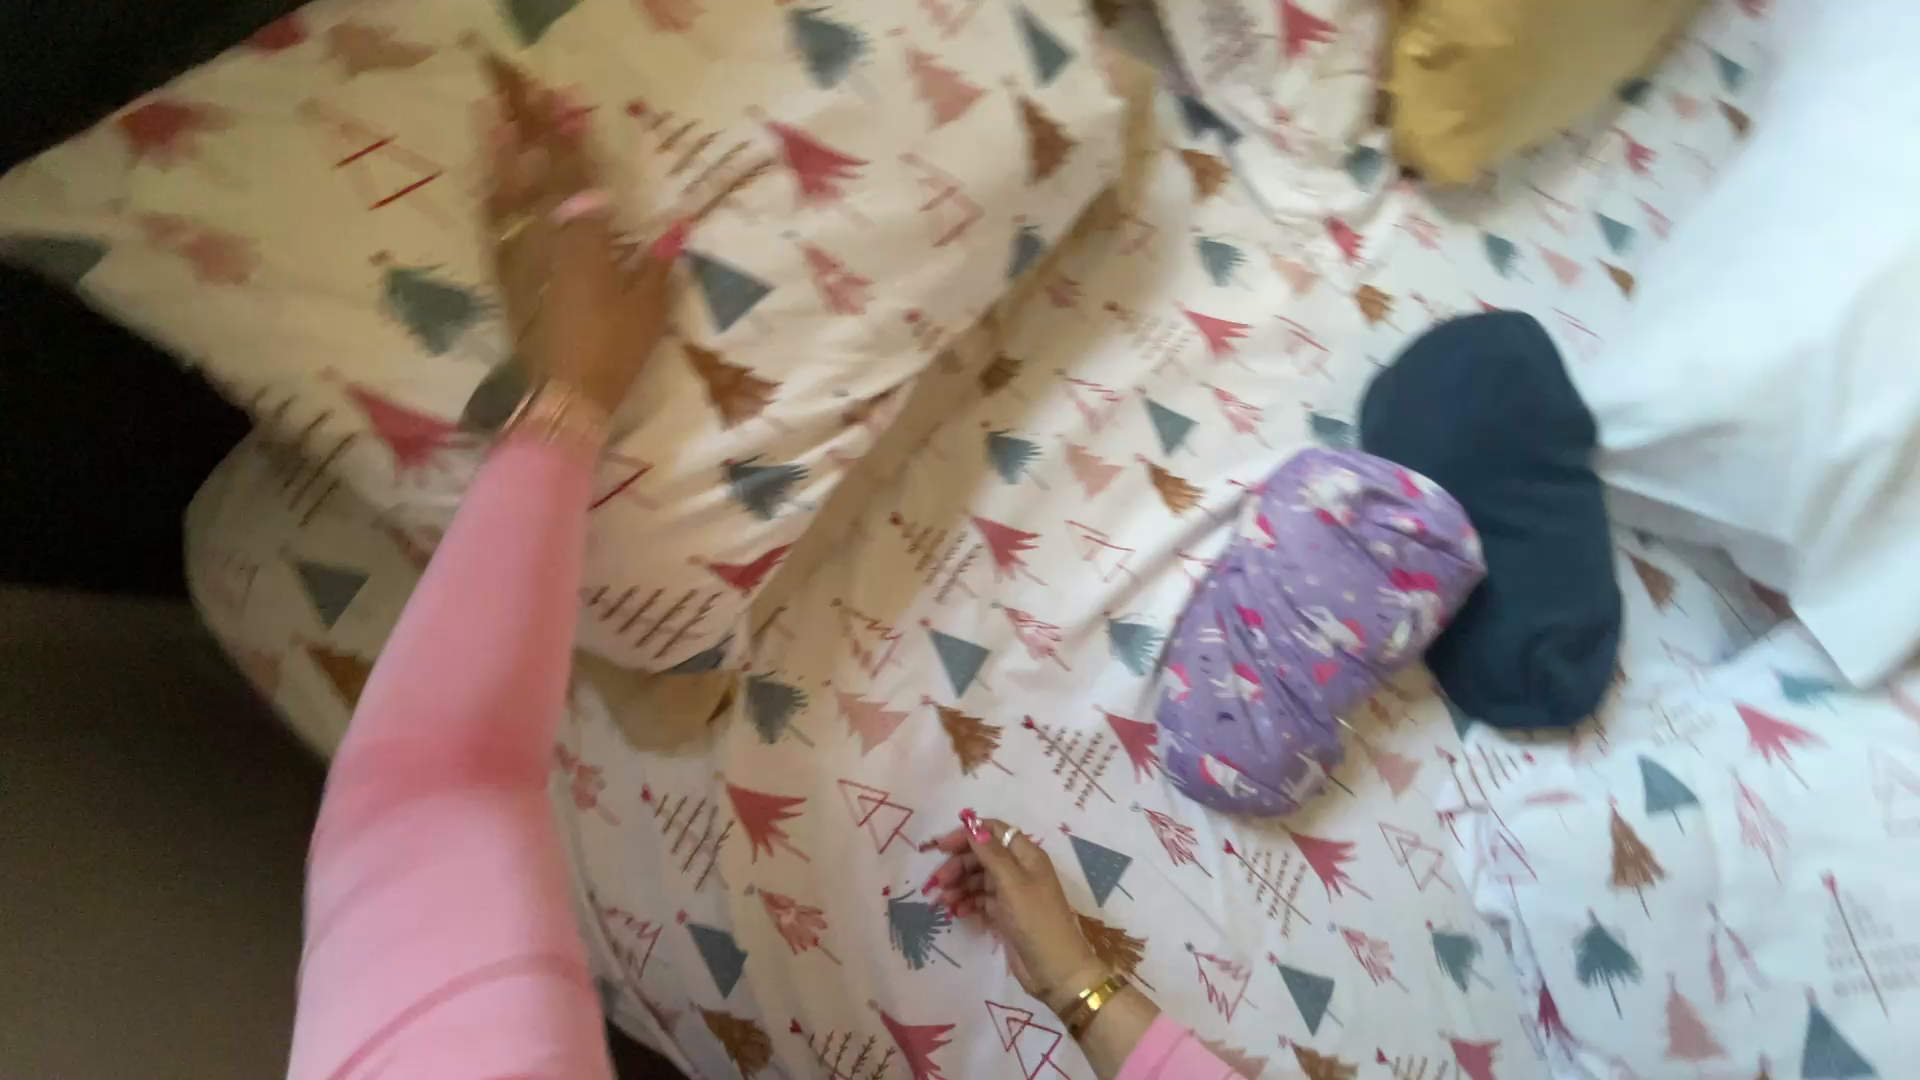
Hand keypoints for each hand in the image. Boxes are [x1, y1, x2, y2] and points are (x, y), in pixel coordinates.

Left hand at [482, 55, 671, 417]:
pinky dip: (491, 197)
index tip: (572, 108)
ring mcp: (520, 259)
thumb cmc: (614, 353)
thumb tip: (675, 227)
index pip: (580, 185)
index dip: (575, 145)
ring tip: (492, 116)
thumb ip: (657, 266)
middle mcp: (546, 242)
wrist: (565, 394)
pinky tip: (490, 180)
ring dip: (500, 154)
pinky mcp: (505, 279)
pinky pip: (493, 227)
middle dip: (537, 135)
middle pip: (540, 179)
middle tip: (531, 95)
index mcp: (586, 248)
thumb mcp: (648, 312)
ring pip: (507, 196)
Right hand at [928, 817, 1102, 1009]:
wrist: (1055, 971)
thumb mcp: (1012, 883)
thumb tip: (972, 825)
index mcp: (1026, 854)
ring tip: (944, 901)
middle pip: (982, 855)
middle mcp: (1019, 869)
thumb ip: (991, 853)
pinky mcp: (1005, 913)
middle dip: (959, 864)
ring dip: (960, 885)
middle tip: (938, 882)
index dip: (968, 834)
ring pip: (979, 878)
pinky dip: (968, 901)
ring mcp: (1011, 892)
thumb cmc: (1036, 920)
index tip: (942, 846)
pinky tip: (956, 911)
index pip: (993, 831)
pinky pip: (981, 899)